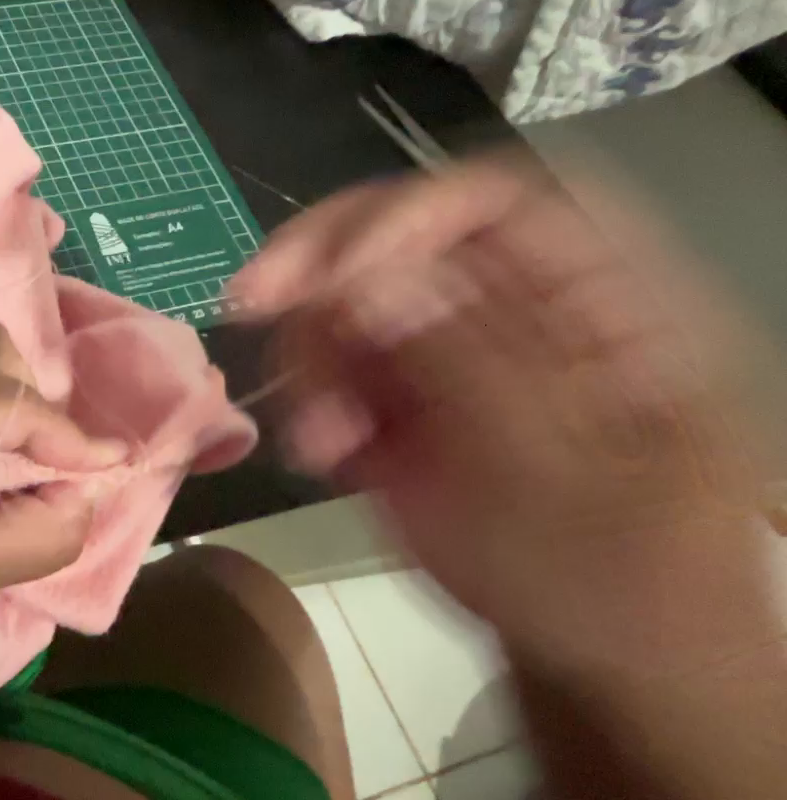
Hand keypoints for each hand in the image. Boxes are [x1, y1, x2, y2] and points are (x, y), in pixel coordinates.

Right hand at [232, 159, 777, 674]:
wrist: (586, 658)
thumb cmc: (616, 583)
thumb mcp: (560, 481)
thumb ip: (471, 371)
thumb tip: (367, 280)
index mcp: (598, 305)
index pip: (500, 207)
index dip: (408, 215)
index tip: (332, 271)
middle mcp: (507, 305)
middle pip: (391, 234)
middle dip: (314, 268)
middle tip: (250, 302)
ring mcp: (442, 343)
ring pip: (335, 296)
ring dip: (306, 356)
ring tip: (323, 439)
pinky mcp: (388, 385)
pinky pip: (316, 357)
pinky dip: (302, 397)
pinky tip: (327, 452)